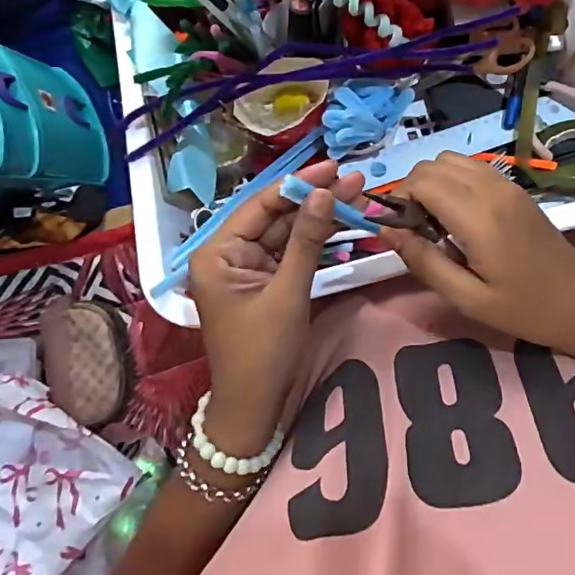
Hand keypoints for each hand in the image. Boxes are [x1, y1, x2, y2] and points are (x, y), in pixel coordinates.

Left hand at [187, 160, 363, 454]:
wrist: (256, 407)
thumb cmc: (264, 352)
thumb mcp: (288, 292)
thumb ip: (307, 240)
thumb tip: (325, 193)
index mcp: (217, 253)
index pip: (260, 205)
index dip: (298, 184)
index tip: (333, 167)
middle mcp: (229, 254)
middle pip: (276, 216)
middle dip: (315, 198)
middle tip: (355, 178)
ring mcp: (249, 268)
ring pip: (287, 232)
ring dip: (320, 216)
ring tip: (357, 193)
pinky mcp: (266, 282)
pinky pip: (291, 252)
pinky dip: (316, 239)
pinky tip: (342, 220)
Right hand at [379, 153, 574, 352]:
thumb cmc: (524, 308)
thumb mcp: (467, 297)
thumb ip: (423, 261)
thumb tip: (386, 231)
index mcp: (479, 216)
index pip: (422, 181)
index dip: (398, 199)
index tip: (396, 229)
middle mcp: (492, 188)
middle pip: (433, 164)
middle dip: (413, 189)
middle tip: (415, 229)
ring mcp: (507, 184)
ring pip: (452, 160)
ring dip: (433, 183)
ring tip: (435, 222)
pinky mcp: (515, 188)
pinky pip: (472, 168)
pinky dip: (454, 181)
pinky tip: (458, 216)